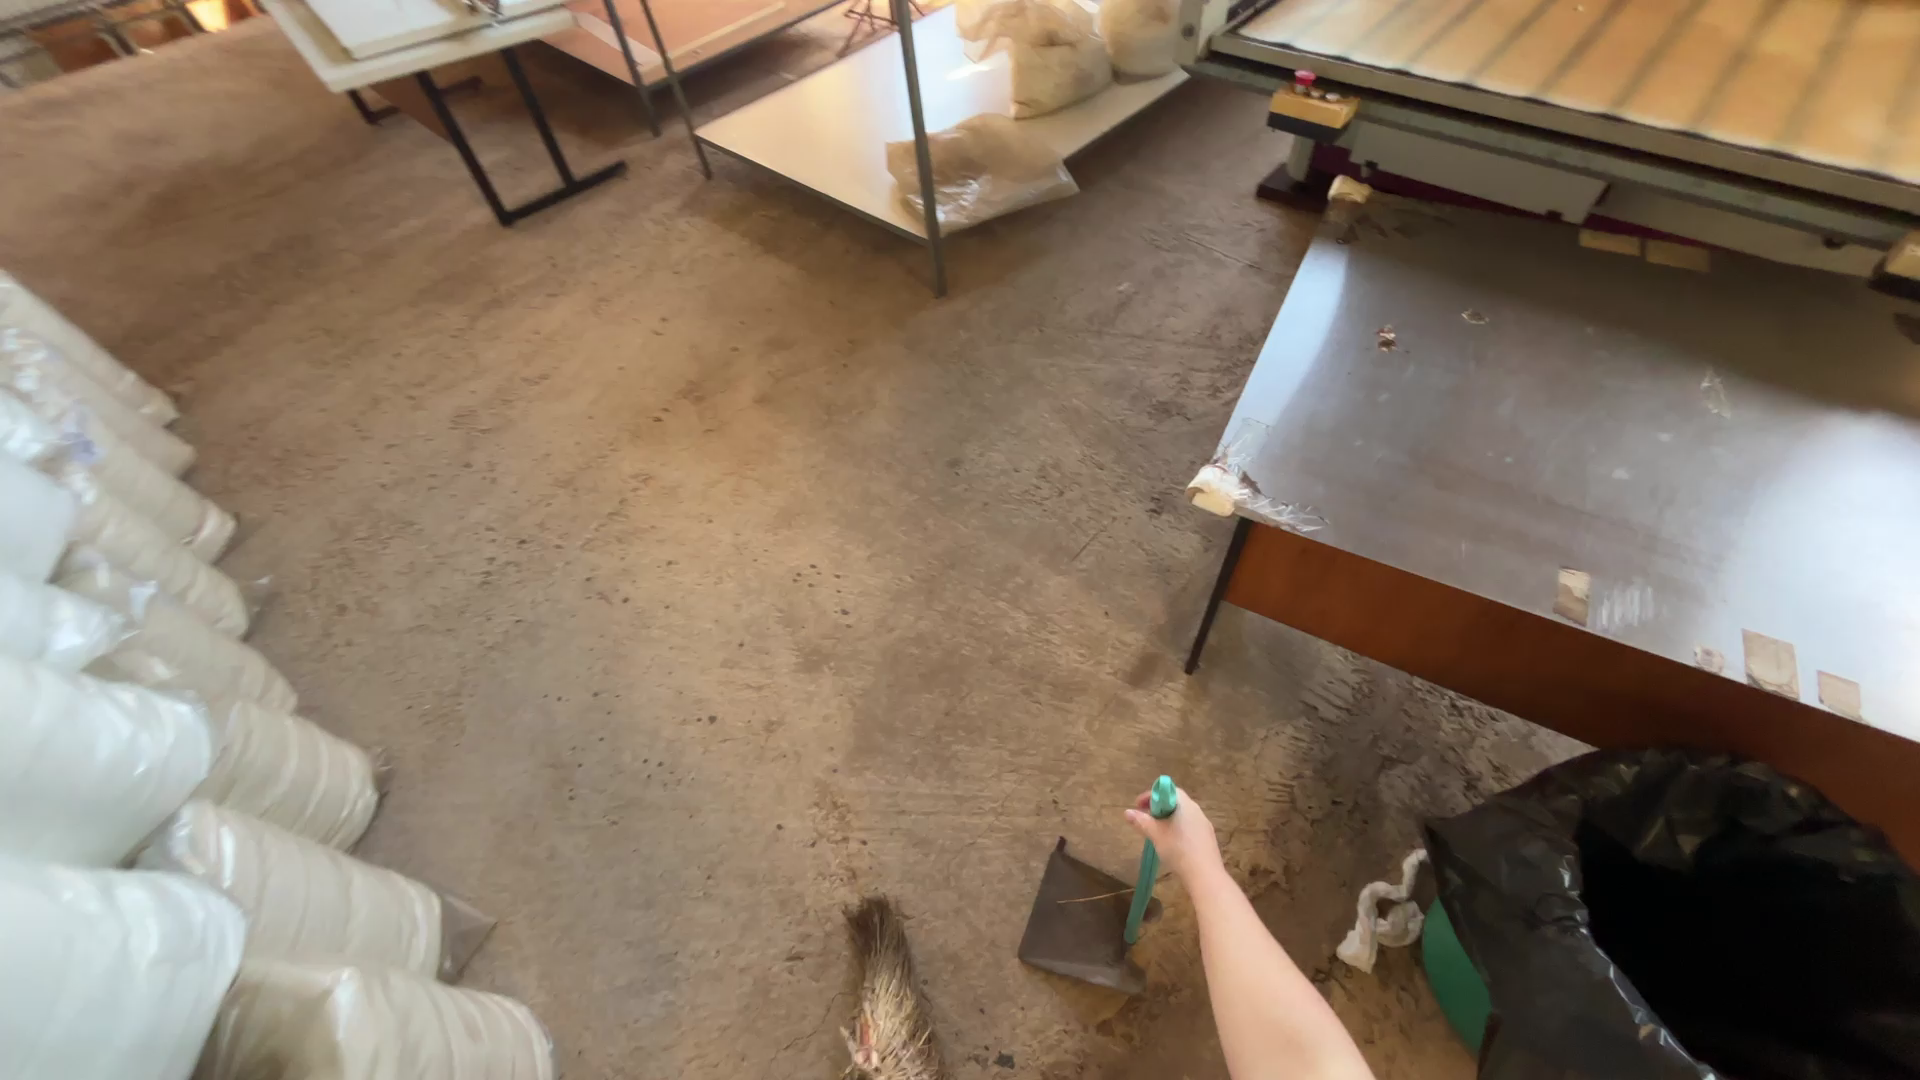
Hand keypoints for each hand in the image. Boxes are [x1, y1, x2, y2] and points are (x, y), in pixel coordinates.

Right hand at [1124, 786, 1222, 881]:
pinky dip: (1178, 828)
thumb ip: (1141, 821)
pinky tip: (1173, 843)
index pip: (1167, 791)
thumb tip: (1127, 812)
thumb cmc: (1178, 849)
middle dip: (1158, 808)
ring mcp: (1204, 824)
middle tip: (1146, 818)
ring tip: (1158, 832)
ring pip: (1183, 815)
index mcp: (1185, 804)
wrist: (1205, 875)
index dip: (1151, 796)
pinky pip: (1190, 826)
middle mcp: (1197, 810)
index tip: (1139, 806)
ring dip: (1169, 819)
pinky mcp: (1208, 838)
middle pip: (1175, 802)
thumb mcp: (1155, 834)